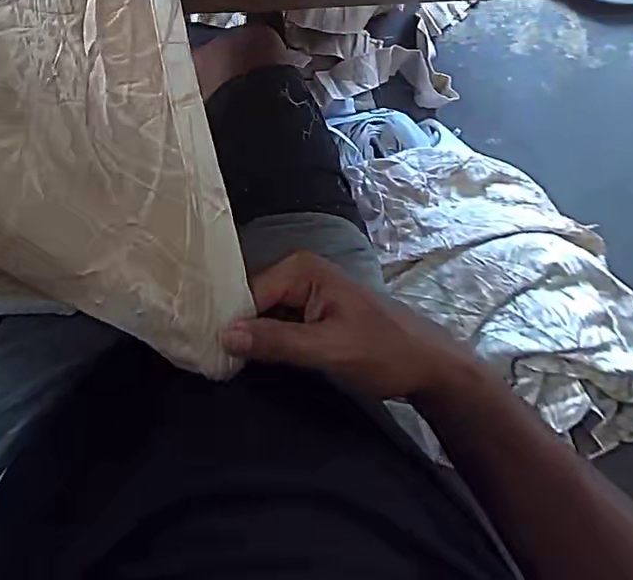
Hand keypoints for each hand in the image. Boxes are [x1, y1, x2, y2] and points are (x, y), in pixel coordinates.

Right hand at [220, 251, 486, 400]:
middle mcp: (297, 271)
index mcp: (300, 268)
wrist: (424, 362)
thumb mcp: (329, 349)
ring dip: (246, 337)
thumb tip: (224, 335)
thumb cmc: (382, 350)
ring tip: (220, 364)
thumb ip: (278, 341)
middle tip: (210, 363)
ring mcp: (302, 290)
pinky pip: (273, 321)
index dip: (228, 323)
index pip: (247, 293)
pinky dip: (262, 340)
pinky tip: (247, 361)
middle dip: (234, 329)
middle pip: (249, 300)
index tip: (208, 355)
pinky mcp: (307, 310)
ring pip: (259, 313)